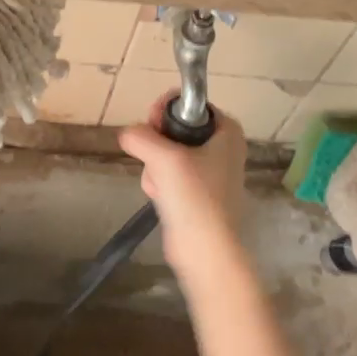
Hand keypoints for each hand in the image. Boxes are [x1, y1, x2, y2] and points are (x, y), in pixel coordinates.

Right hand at [119, 93, 247, 273]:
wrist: (206, 252)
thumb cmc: (194, 197)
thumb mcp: (163, 156)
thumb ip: (140, 136)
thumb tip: (128, 135)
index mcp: (227, 131)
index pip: (190, 103)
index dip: (167, 110)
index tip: (153, 125)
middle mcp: (222, 147)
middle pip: (175, 127)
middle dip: (157, 144)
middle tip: (154, 157)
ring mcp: (210, 171)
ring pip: (167, 152)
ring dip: (155, 166)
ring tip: (160, 184)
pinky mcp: (197, 193)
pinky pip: (169, 174)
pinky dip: (160, 182)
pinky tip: (160, 197)